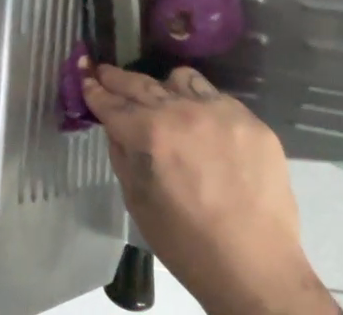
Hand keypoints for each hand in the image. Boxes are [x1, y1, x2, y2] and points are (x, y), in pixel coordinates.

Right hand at [81, 62, 336, 314]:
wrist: (256, 268)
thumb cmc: (186, 243)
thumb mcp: (136, 200)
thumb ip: (121, 154)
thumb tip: (115, 126)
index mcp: (149, 133)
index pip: (111, 102)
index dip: (94, 89)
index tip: (86, 78)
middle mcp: (182, 112)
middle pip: (141, 83)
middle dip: (117, 79)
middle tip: (105, 74)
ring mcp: (221, 113)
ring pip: (182, 80)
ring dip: (164, 87)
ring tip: (163, 102)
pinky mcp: (252, 122)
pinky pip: (218, 100)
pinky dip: (202, 106)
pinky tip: (203, 128)